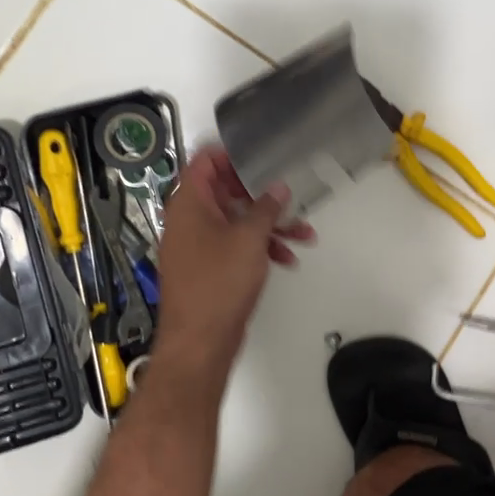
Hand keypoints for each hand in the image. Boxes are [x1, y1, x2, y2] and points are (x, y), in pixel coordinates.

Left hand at [153, 148, 312, 371]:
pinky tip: (287, 259)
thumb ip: (266, 208)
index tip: (263, 155)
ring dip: (269, 225)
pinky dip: (260, 248)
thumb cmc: (220, 281)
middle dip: (262, 195)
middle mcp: (189, 220)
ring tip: (305, 234)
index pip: (205, 162)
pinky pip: (235, 246)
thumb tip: (277, 187)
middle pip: (225, 192)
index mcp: (189, 203)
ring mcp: (198, 245)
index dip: (232, 154)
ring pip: (236, 222)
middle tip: (290, 195)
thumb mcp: (249, 238)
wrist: (200, 341)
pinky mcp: (208, 268)